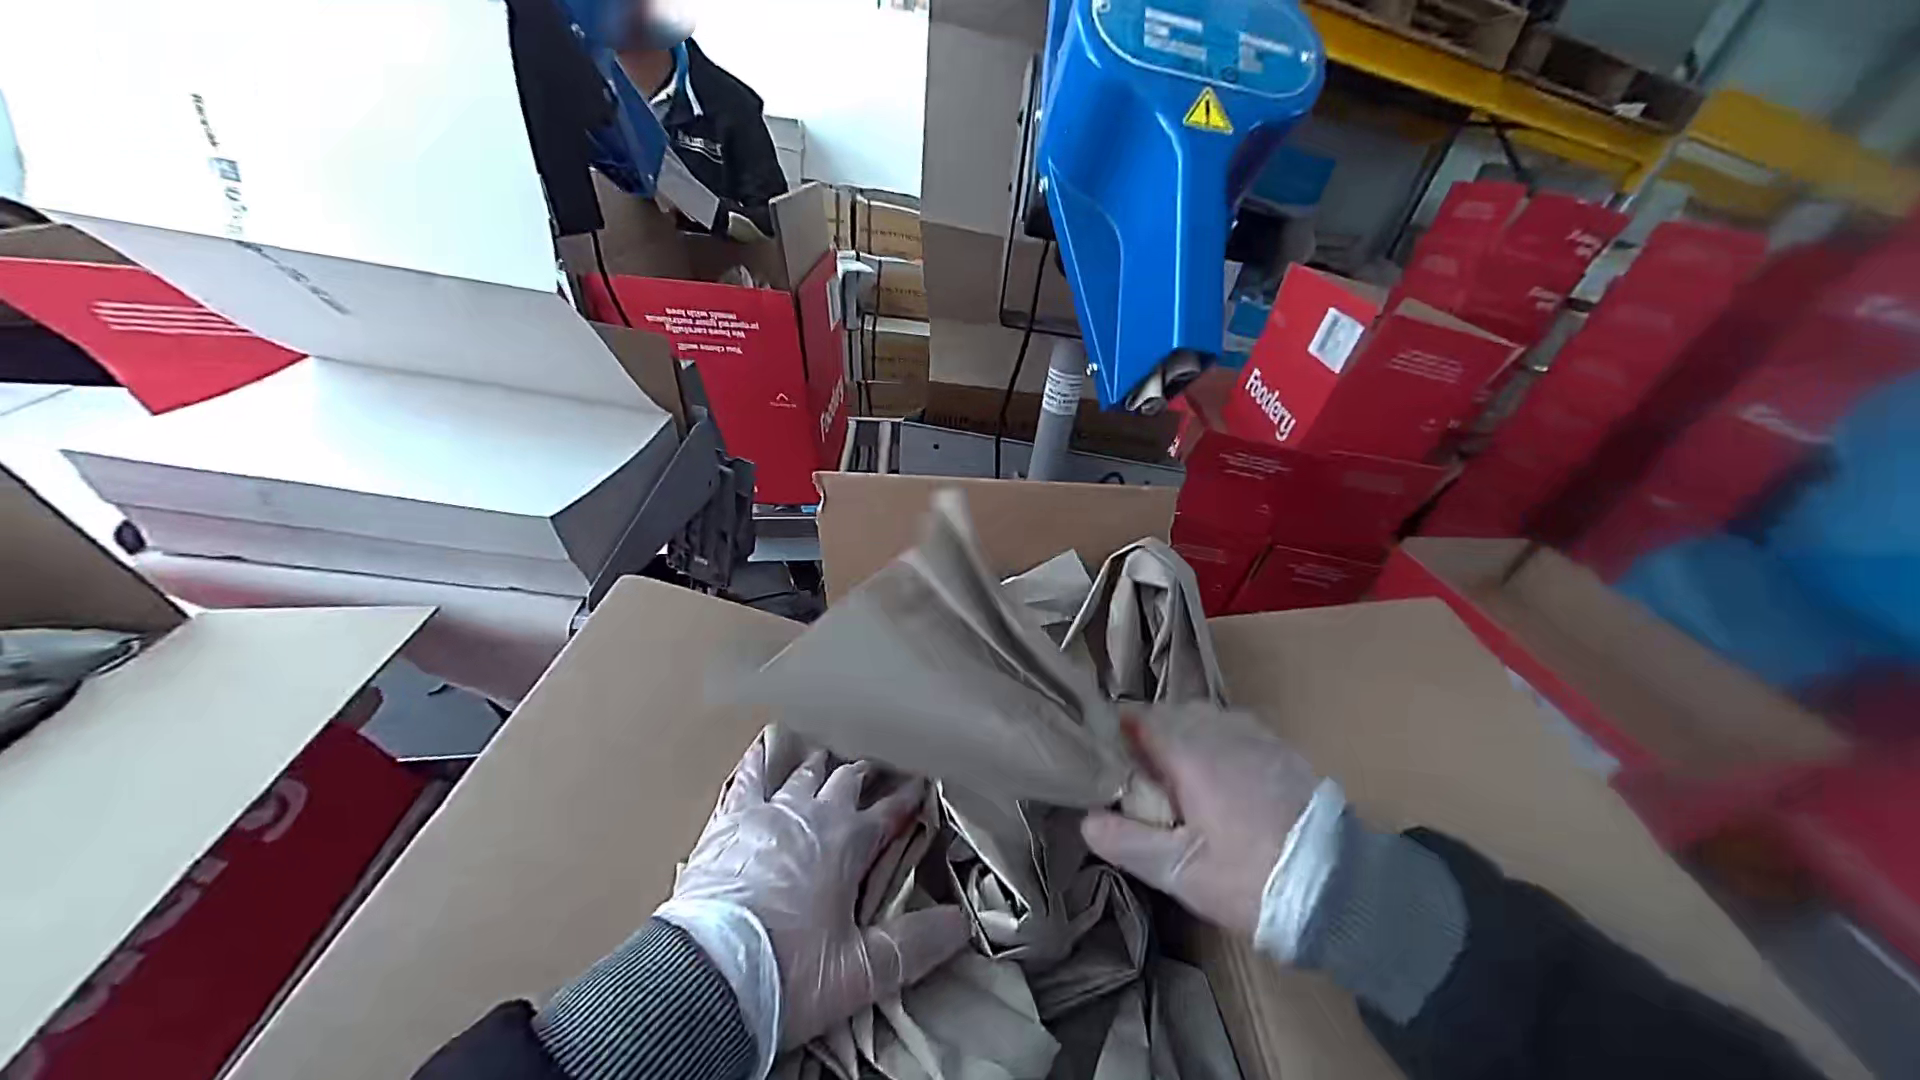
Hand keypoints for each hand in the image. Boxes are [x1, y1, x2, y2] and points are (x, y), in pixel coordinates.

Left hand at [673, 738, 970, 1048]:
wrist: (707, 975)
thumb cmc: (787, 972)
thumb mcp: (860, 970)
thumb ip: (915, 944)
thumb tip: (962, 924)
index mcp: (849, 842)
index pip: (890, 810)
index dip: (908, 797)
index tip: (920, 784)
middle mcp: (815, 814)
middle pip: (848, 779)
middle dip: (865, 773)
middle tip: (874, 769)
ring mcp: (772, 810)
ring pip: (804, 772)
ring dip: (820, 765)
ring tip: (829, 757)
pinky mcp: (732, 817)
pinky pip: (750, 776)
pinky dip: (760, 758)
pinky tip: (764, 745)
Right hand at [1081, 704, 1320, 938]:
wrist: (1344, 890)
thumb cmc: (1251, 878)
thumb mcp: (1178, 871)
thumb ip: (1124, 840)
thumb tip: (1086, 818)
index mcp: (1188, 748)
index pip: (1132, 714)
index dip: (1112, 734)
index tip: (1106, 763)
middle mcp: (1218, 727)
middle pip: (1164, 715)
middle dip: (1145, 741)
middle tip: (1142, 786)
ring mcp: (1253, 732)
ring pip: (1197, 719)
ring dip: (1180, 742)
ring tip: (1180, 788)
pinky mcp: (1278, 745)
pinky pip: (1229, 730)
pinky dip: (1213, 746)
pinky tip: (1220, 785)